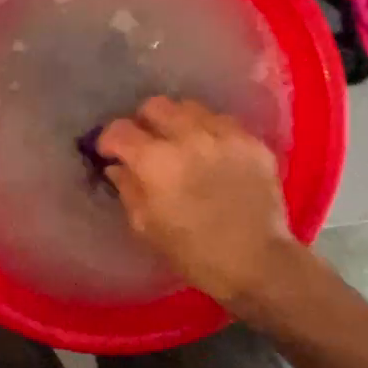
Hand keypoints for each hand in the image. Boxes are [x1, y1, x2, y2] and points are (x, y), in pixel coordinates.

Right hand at [98, 96, 311, 315]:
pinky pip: (223, 122)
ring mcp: (224, 134)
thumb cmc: (194, 253)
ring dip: (179, 123)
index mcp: (155, 161)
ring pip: (190, 107)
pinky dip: (211, 132)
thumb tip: (118, 167)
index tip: (110, 154)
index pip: (120, 130)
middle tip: (148, 144)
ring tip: (183, 144)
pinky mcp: (252, 141)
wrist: (258, 262)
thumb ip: (128, 190)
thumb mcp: (147, 227)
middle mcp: (188, 136)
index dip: (109, 140)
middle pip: (155, 106)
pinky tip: (213, 153)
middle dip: (144, 123)